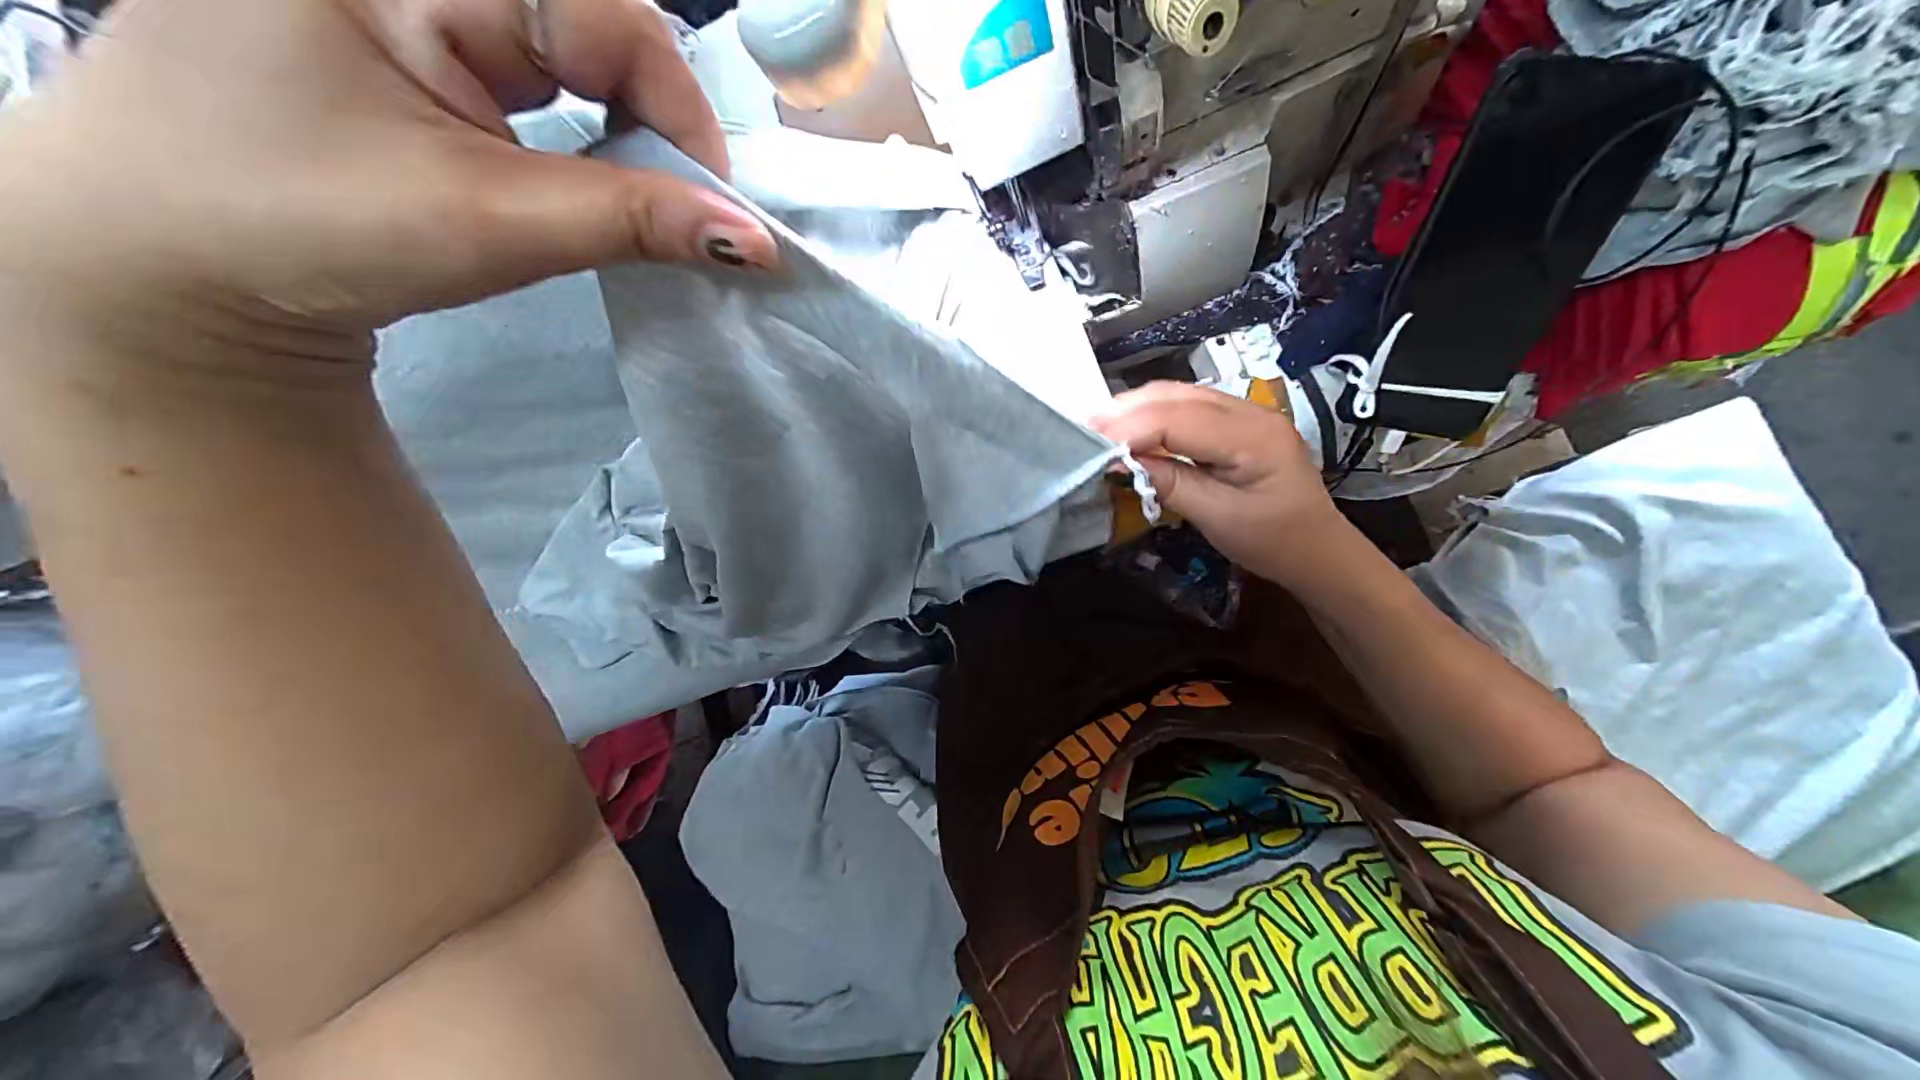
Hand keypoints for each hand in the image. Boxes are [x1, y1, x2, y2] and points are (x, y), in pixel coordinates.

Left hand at [0, 0, 777, 367]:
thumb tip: (754, 241)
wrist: (167, 260)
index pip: (606, 10)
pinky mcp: (410, 23)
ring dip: (624, 121)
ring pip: (571, 37)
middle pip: (593, 18)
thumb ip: (633, 221)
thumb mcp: (489, 222)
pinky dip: (584, 118)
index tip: (714, 209)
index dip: (680, 109)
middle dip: (654, 118)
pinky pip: (534, 53)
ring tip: (635, 193)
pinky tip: (585, 165)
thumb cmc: (309, 229)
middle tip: (679, 207)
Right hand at [1092, 382, 1351, 588]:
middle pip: (1179, 396)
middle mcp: (1252, 412)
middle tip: (1085, 428)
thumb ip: (1170, 483)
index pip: (1179, 419)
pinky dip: (1155, 414)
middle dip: (1128, 409)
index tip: (1091, 442)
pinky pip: (1190, 406)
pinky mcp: (1238, 422)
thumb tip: (1122, 461)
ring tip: (1100, 426)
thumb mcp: (1219, 518)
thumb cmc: (1273, 541)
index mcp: (1254, 437)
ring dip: (1138, 407)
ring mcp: (1247, 413)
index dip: (1131, 427)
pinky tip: (1133, 427)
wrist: (1318, 549)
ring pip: (1182, 395)